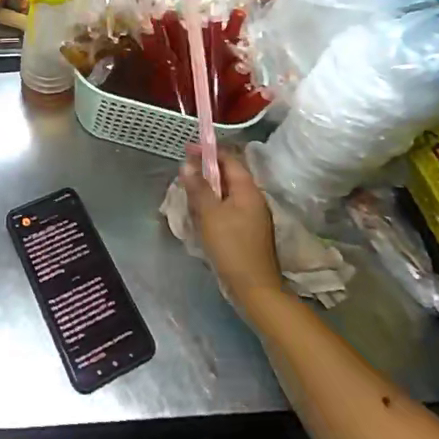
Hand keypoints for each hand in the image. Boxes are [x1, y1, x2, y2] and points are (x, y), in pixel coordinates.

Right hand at [182, 146, 282, 312]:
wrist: (255, 288)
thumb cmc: (232, 247)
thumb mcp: (210, 214)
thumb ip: (199, 187)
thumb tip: (187, 164)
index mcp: (248, 189)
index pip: (229, 159)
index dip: (208, 152)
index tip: (187, 150)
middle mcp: (253, 198)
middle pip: (228, 176)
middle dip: (206, 172)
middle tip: (183, 174)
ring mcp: (252, 216)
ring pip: (227, 194)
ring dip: (208, 191)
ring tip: (188, 194)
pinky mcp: (248, 232)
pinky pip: (228, 210)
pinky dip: (213, 208)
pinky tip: (200, 217)